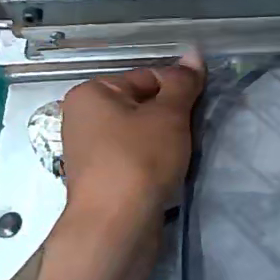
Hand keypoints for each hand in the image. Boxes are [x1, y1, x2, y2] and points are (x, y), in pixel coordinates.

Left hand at [60, 53, 204, 220]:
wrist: (116, 225)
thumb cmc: (139, 160)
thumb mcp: (169, 115)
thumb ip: (183, 83)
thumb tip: (194, 53)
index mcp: (91, 93)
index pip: (147, 77)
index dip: (177, 91)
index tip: (195, 111)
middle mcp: (83, 118)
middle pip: (143, 105)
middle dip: (171, 118)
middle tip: (190, 134)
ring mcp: (90, 151)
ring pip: (141, 133)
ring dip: (166, 142)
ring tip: (180, 156)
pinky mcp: (102, 178)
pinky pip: (135, 158)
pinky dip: (154, 161)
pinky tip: (167, 173)